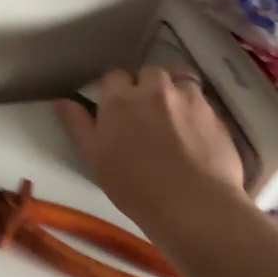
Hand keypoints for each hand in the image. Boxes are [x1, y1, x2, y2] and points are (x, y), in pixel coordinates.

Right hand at [56, 66, 246, 226]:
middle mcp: (154, 90)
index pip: (113, 76)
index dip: (113, 90)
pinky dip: (195, 106)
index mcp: (120, 100)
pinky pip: (202, 98)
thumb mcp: (94, 157)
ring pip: (179, 79)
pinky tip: (194, 129)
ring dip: (173, 90)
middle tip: (144, 112)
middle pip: (148, 72)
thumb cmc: (134, 185)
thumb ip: (78, 125)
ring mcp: (188, 99)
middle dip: (145, 85)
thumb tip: (62, 101)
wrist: (192, 204)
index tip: (113, 108)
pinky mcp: (216, 114)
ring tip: (173, 114)